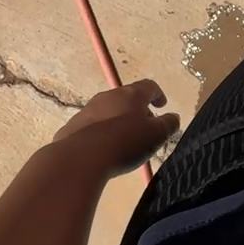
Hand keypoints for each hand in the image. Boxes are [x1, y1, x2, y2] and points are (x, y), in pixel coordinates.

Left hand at [50, 79, 179, 177]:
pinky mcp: (70, 128)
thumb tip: (173, 117)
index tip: (162, 105)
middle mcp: (108, 97)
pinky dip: (100, 134)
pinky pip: (90, 128)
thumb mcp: (156, 135)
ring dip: (117, 122)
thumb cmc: (125, 142)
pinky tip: (102, 151)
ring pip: (107, 112)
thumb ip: (168, 124)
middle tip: (144, 128)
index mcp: (131, 95)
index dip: (158, 95)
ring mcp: (86, 111)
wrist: (79, 159)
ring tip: (123, 142)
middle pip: (126, 98)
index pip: (149, 86)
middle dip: (137, 111)